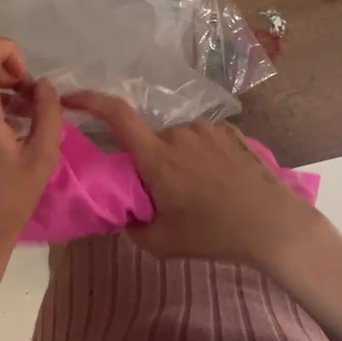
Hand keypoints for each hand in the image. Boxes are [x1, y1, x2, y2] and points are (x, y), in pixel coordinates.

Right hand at [63, 92, 330, 272]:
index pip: (116, 116)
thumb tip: (122, 217)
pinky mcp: (230, 132)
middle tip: (167, 196)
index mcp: (157, 157)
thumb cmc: (213, 233)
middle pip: (151, 142)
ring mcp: (207, 129)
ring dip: (179, 161)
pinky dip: (202, 157)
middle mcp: (178, 134)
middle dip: (151, 163)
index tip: (70, 97)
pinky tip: (219, 182)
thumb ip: (133, 228)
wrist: (272, 223)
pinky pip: (203, 141)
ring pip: (179, 142)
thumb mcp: (163, 243)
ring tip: (200, 193)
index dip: (89, 101)